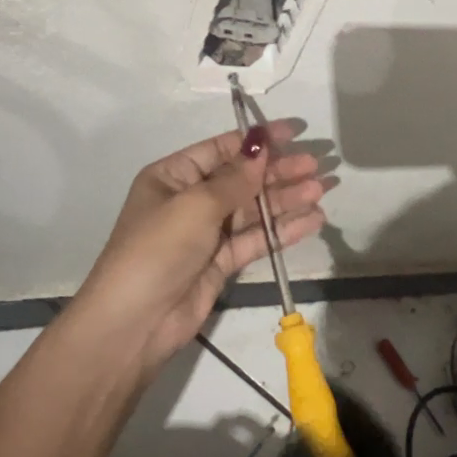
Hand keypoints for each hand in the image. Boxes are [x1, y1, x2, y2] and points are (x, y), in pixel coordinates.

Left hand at [73, 120, 332, 371]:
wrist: (134, 323)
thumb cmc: (158, 249)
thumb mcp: (196, 205)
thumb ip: (236, 178)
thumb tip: (262, 146)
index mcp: (173, 176)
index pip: (221, 149)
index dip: (257, 141)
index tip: (294, 133)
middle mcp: (189, 200)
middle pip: (241, 178)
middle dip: (278, 171)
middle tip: (316, 165)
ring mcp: (206, 233)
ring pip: (253, 209)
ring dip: (286, 199)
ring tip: (322, 190)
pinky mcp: (221, 262)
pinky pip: (256, 239)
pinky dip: (283, 229)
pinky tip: (312, 220)